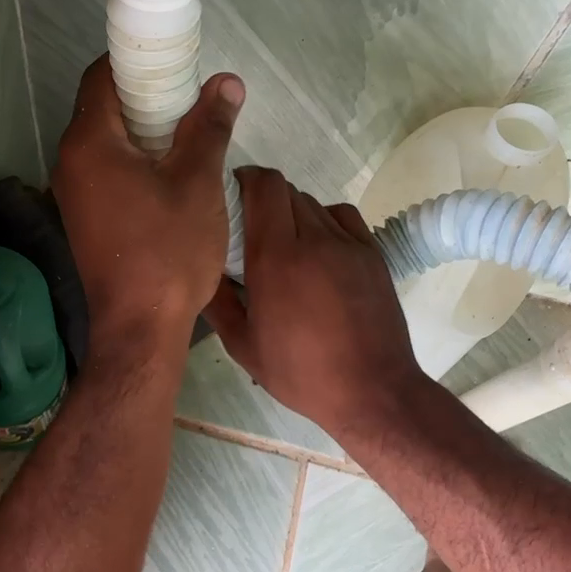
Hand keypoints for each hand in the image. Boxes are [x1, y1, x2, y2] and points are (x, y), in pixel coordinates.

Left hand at [53, 57, 243, 354]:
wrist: (139, 327)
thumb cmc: (168, 251)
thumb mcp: (198, 183)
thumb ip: (209, 127)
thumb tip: (226, 83)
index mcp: (89, 144)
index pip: (102, 76)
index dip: (138, 61)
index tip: (177, 62)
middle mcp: (69, 163)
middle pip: (103, 108)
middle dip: (147, 95)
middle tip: (193, 98)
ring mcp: (73, 193)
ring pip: (106, 142)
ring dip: (144, 130)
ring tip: (190, 133)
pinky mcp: (85, 218)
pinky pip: (107, 171)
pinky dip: (135, 160)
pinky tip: (171, 171)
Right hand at [201, 167, 431, 439]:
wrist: (372, 390)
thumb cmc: (300, 373)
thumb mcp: (243, 346)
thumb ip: (216, 301)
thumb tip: (198, 269)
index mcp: (276, 258)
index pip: (263, 186)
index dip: (243, 180)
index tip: (229, 199)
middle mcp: (314, 239)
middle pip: (285, 190)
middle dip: (262, 200)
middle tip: (249, 231)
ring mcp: (348, 243)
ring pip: (312, 203)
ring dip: (291, 213)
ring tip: (282, 246)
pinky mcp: (372, 252)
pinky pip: (341, 216)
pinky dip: (322, 221)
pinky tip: (316, 248)